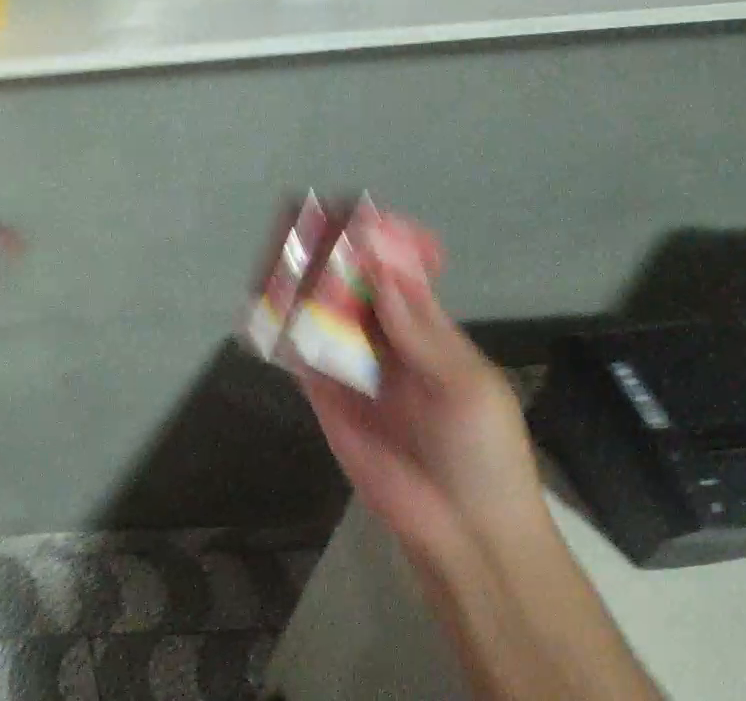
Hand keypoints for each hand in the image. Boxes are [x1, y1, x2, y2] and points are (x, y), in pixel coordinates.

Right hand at [297, 223, 549, 563]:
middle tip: (300, 232)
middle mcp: (389, 345)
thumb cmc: (482, 452)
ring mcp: (353, 370)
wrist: (460, 527)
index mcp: (432, 337)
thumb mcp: (467, 386)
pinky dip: (281, 333)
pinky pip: (299, 356)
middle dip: (331, 265)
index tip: (351, 218)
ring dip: (302, 292)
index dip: (377, 251)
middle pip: (353, 294)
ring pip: (322, 319)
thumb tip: (382, 271)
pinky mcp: (323, 396)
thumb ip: (420, 331)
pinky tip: (263, 310)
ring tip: (278, 261)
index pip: (398, 281)